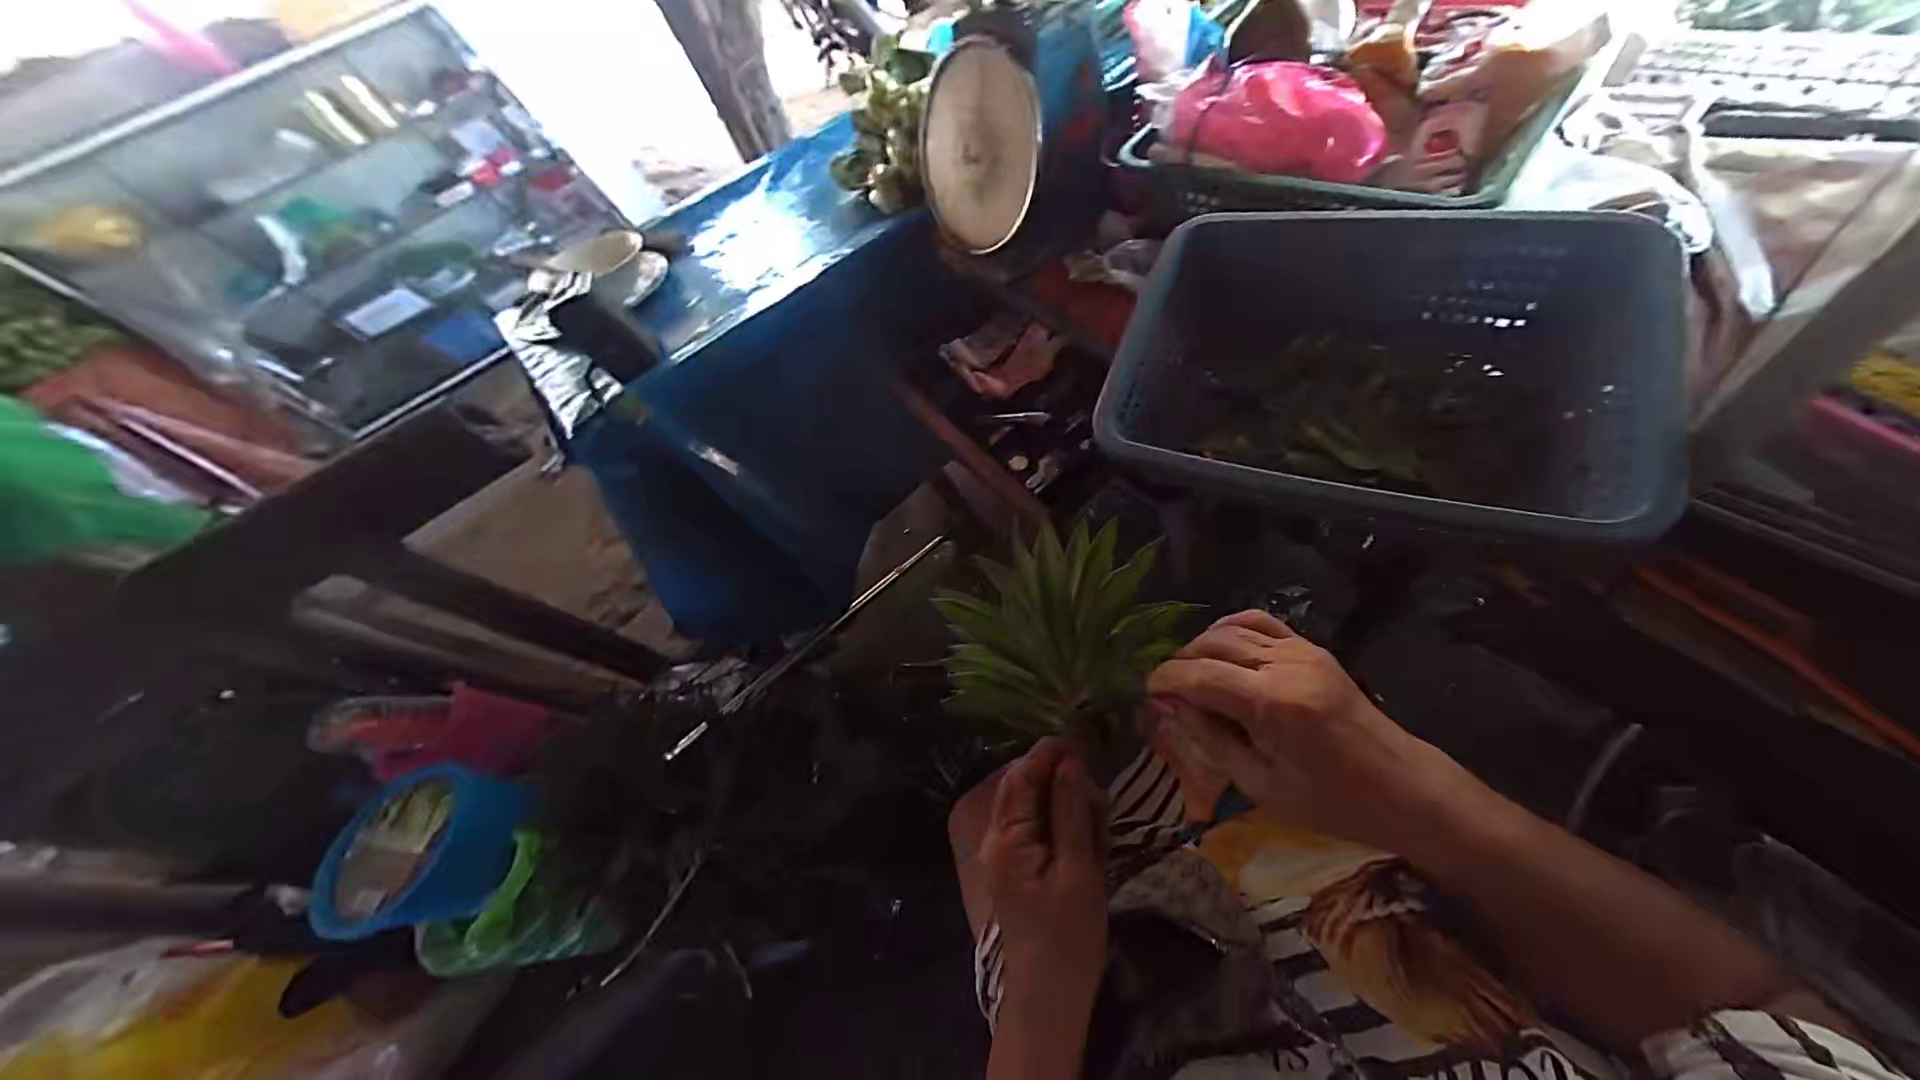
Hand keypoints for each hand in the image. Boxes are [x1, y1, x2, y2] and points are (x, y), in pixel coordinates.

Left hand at [979, 737, 1108, 1007]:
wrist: (1049, 998)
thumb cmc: (1068, 936)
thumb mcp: (1078, 870)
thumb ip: (1070, 812)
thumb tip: (1070, 761)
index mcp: (1005, 837)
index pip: (1021, 775)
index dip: (1049, 753)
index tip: (1083, 744)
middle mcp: (996, 837)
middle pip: (1026, 786)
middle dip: (1063, 783)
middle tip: (1100, 805)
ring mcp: (1005, 850)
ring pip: (1035, 805)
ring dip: (1068, 806)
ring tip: (1099, 832)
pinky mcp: (1018, 863)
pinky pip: (1040, 828)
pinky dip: (1065, 827)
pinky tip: (1089, 844)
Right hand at [1147, 610, 1474, 851]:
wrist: (1406, 788)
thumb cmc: (1333, 802)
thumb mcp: (1260, 785)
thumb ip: (1209, 738)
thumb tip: (1169, 707)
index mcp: (1273, 704)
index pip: (1199, 676)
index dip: (1165, 680)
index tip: (1146, 693)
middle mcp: (1285, 666)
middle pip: (1210, 645)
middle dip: (1179, 664)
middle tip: (1166, 691)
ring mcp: (1301, 651)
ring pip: (1231, 630)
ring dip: (1200, 647)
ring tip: (1189, 674)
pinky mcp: (1312, 648)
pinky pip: (1260, 622)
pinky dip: (1230, 629)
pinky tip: (1217, 647)